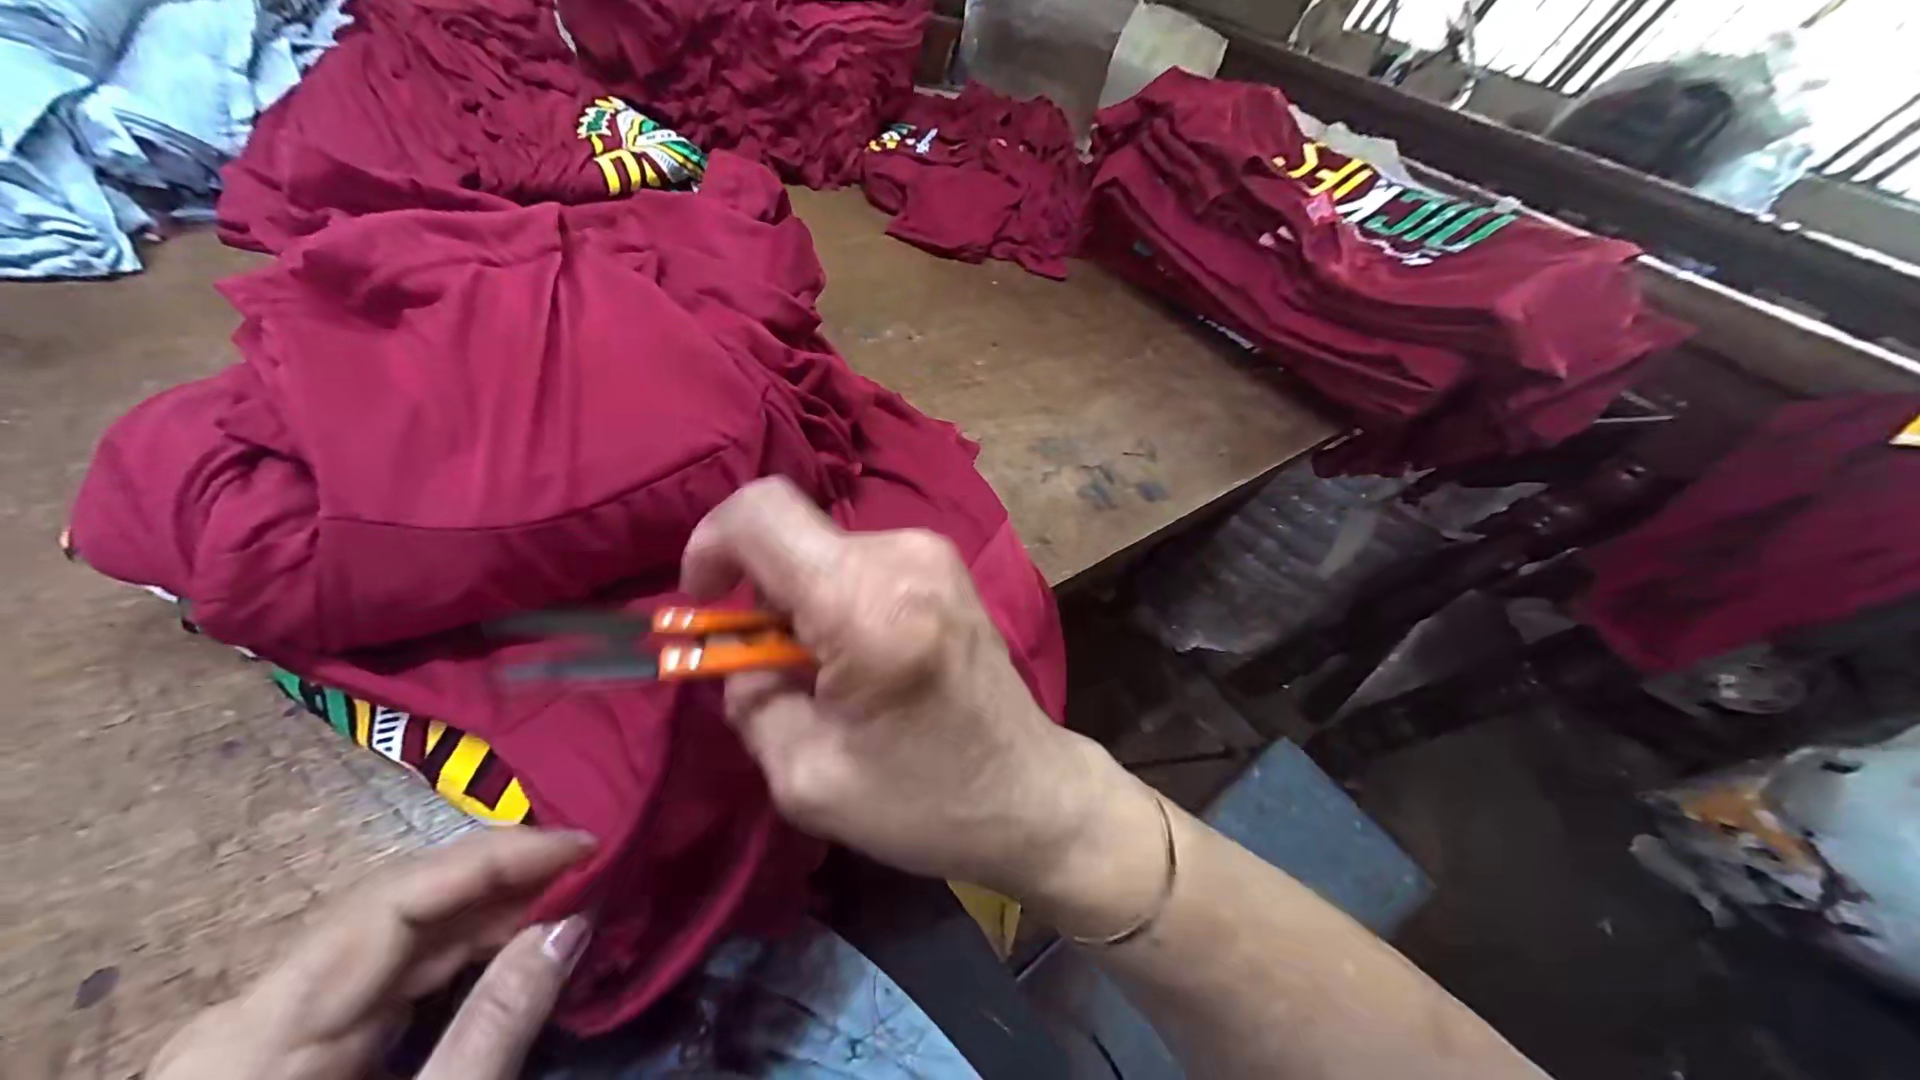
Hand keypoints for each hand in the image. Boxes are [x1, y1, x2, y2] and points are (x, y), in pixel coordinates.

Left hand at [148, 828, 594, 1079]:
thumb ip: (496, 1023)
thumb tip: (574, 920)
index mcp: (262, 1030)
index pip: (397, 896)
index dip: (498, 857)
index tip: (584, 845)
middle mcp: (261, 1004)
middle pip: (402, 903)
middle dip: (507, 876)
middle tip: (593, 867)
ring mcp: (274, 1019)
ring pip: (404, 928)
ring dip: (496, 906)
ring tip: (571, 894)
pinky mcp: (299, 1038)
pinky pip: (395, 966)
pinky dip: (466, 945)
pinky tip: (519, 935)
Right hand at [682, 478, 1162, 932]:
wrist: (1030, 791)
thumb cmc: (925, 800)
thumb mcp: (806, 777)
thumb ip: (751, 699)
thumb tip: (737, 653)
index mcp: (868, 603)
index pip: (759, 513)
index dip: (709, 546)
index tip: (704, 605)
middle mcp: (904, 555)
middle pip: (790, 537)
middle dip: (760, 597)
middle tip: (774, 672)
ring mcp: (932, 553)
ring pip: (822, 551)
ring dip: (800, 604)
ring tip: (824, 677)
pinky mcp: (944, 564)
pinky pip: (857, 561)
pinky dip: (835, 600)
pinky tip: (860, 659)